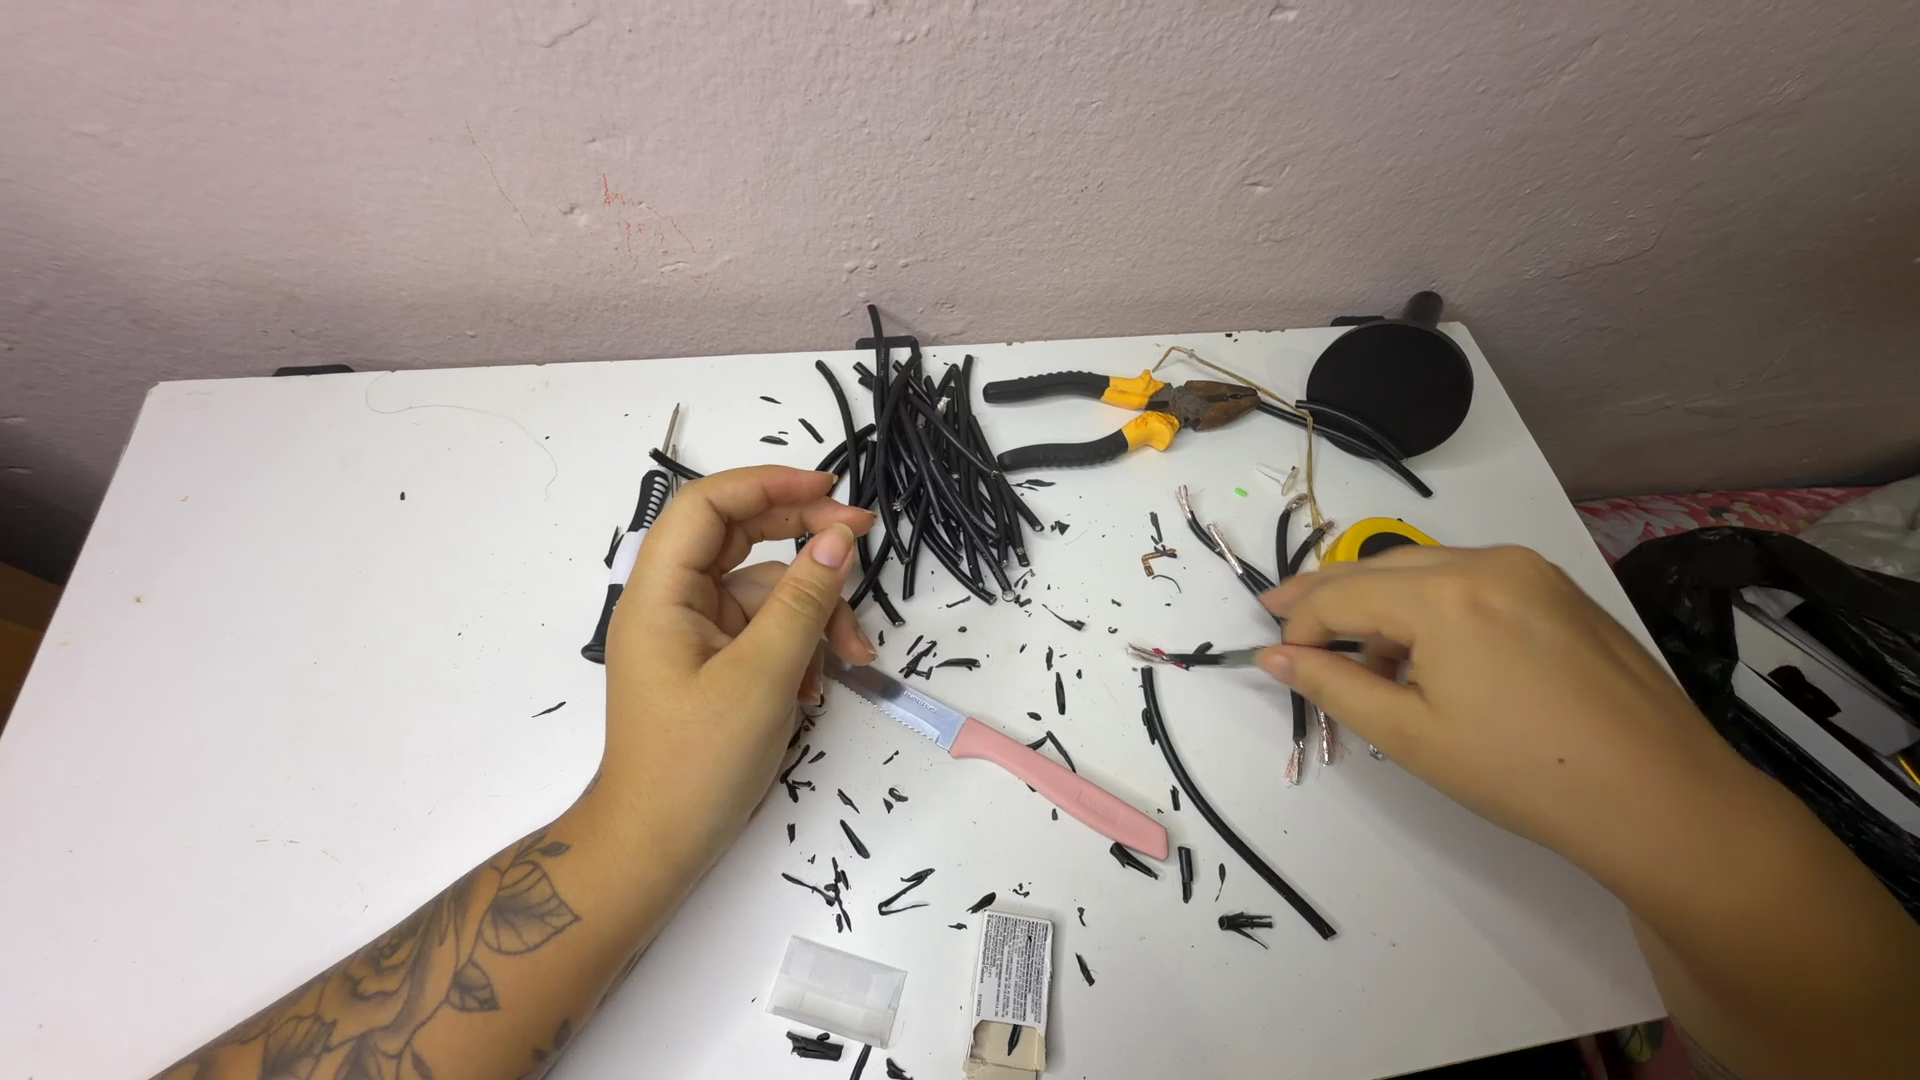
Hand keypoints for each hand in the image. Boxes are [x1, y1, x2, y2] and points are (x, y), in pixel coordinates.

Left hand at [600, 467, 875, 872]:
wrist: (658, 848)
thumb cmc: (698, 762)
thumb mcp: (764, 675)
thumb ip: (804, 599)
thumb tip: (840, 538)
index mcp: (661, 592)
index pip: (708, 505)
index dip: (769, 484)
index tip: (830, 491)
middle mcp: (675, 601)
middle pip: (743, 538)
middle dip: (806, 540)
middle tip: (863, 538)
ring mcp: (697, 632)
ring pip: (767, 591)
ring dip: (815, 615)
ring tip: (853, 657)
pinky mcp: (717, 661)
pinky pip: (767, 630)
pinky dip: (800, 648)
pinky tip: (816, 689)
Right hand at [1257, 545, 1742, 865]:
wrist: (1667, 802)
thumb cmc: (1522, 773)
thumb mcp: (1407, 734)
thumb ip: (1330, 684)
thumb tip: (1271, 656)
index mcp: (1444, 595)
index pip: (1339, 595)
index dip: (1298, 625)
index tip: (1278, 657)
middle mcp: (1485, 562)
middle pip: (1375, 566)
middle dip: (1324, 593)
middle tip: (1279, 612)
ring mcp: (1529, 570)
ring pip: (1420, 567)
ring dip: (1376, 599)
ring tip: (1362, 654)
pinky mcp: (1557, 588)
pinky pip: (1465, 578)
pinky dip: (1426, 602)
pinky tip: (1426, 649)